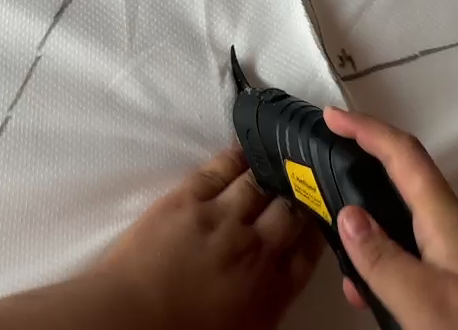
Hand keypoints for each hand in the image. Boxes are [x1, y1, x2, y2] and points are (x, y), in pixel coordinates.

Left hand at [89, 147, 326, 329]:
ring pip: (258, 183)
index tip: (323, 212)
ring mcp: (222, 217)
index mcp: (271, 288)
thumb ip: (270, 294)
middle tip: (307, 177)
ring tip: (280, 155)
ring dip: (271, 170)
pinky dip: (237, 154)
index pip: (309, 250)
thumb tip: (282, 271)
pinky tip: (245, 145)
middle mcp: (255, 248)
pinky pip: (221, 167)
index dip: (319, 227)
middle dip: (301, 193)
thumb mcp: (247, 325)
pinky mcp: (190, 197)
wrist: (133, 319)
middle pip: (290, 210)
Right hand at [324, 109, 457, 329]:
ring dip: (385, 251)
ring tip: (361, 288)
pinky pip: (439, 266)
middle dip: (367, 199)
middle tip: (333, 220)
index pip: (404, 154)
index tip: (333, 116)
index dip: (366, 129)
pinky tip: (402, 310)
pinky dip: (409, 275)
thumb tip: (349, 215)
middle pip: (409, 194)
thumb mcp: (425, 304)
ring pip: (422, 238)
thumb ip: (382, 260)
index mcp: (453, 222)